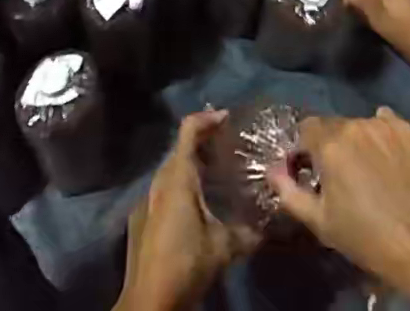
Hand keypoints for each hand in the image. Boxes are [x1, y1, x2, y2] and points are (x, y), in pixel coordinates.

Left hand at [116, 110, 258, 310]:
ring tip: (215, 173)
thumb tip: (270, 225)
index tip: (227, 118)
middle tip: (228, 145)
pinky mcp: (139, 222)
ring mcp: (145, 203)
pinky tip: (195, 205)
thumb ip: (247, 232)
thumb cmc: (185, 265)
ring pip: (169, 171)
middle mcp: (158, 184)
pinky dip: (180, 185)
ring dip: (190, 164)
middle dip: (202, 141)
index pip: (188, 131)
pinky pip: (162, 191)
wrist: (145, 307)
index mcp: (177, 179)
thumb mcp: (223, 248)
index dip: (207, 118)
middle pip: (179, 148)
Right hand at [266, 107, 409, 285]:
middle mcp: (355, 124)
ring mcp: (383, 124)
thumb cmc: (362, 233)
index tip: (308, 168)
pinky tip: (384, 155)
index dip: (304, 148)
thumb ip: (288, 191)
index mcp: (330, 144)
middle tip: (337, 173)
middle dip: (329, 144)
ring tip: (363, 167)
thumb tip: (273, 170)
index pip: (306, 127)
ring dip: (354, 140)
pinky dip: (379, 133)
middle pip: (333, 125)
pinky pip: (384, 121)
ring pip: (358, 124)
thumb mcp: (318, 220)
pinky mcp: (406, 128)